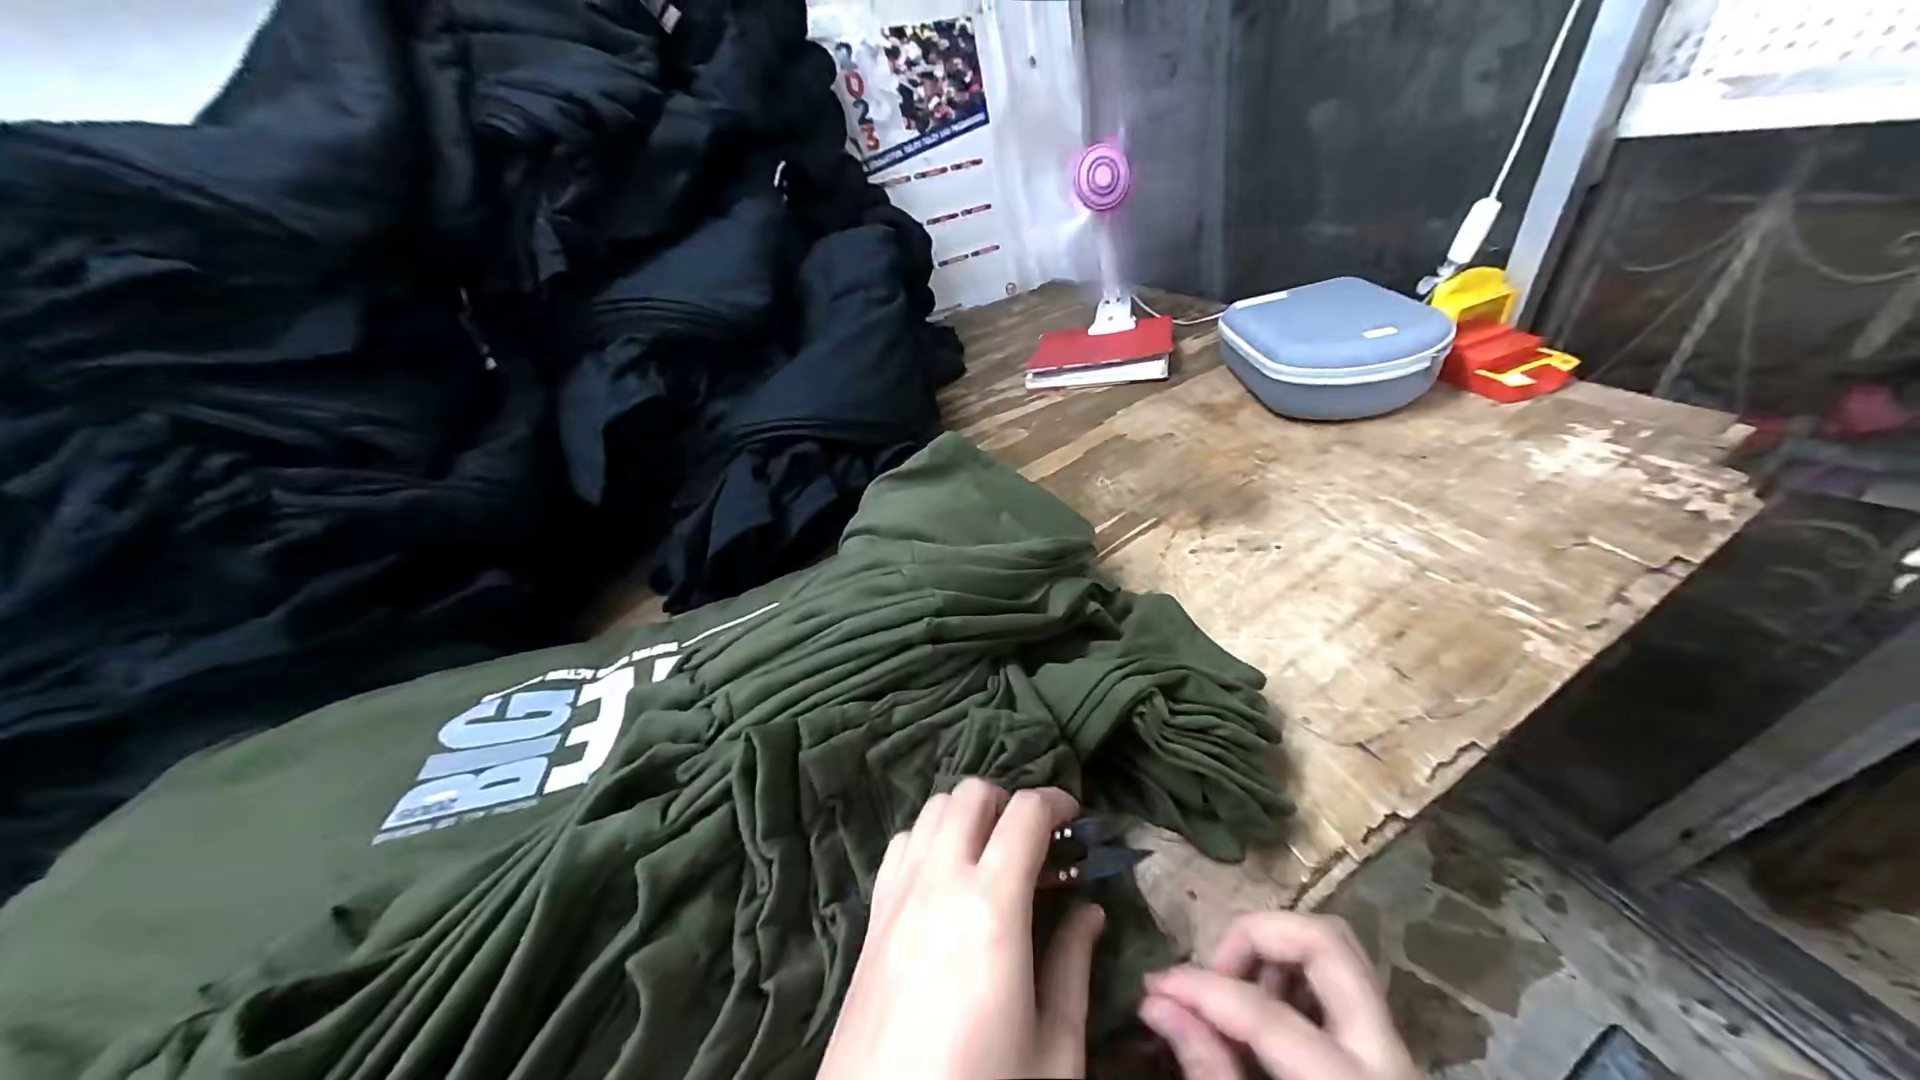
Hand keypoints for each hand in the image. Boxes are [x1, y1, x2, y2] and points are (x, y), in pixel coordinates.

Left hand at [818, 779, 1107, 1079]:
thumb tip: (1089, 909)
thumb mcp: (1053, 1047)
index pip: (1024, 813)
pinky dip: (930, 838)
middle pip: (970, 794)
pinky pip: (901, 844)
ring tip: (994, 856)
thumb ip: (1072, 963)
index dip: (1058, 803)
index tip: (1078, 821)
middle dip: (1010, 802)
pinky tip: (947, 878)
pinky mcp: (871, 916)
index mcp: (990, 907)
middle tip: (1037, 844)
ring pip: (932, 810)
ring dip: (968, 815)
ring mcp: (897, 894)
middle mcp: (937, 881)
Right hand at [1138, 912, 1417, 1079]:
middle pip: (1327, 942)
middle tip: (1213, 970)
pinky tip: (1259, 1009)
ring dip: (1273, 951)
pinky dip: (1289, 972)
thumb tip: (1157, 1004)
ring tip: (1232, 990)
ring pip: (1336, 948)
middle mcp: (1390, 1058)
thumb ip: (1209, 1071)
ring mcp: (1395, 1048)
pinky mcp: (1383, 1048)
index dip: (1201, 990)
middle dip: (1255, 936)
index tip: (1156, 984)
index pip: (1267, 1015)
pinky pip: (1337, 977)